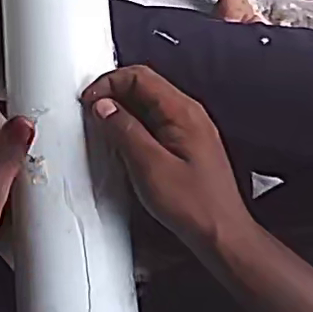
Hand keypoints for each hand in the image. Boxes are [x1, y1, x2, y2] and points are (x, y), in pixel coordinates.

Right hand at [83, 65, 253, 247]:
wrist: (222, 235)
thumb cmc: (195, 206)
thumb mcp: (149, 166)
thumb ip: (124, 131)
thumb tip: (103, 106)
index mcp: (183, 112)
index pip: (140, 76)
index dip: (108, 83)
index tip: (90, 101)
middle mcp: (188, 114)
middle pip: (143, 85)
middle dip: (112, 94)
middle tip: (91, 112)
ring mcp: (187, 128)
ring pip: (146, 103)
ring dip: (120, 111)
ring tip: (102, 129)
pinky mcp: (183, 144)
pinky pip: (152, 122)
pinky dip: (131, 126)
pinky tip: (121, 144)